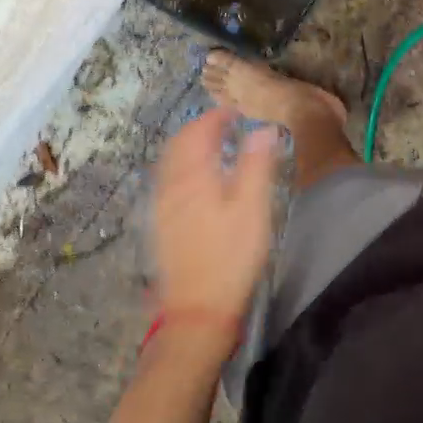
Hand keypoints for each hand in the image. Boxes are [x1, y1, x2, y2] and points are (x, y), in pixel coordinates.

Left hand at [151, 108, 277, 335]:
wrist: (197, 311)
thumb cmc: (231, 257)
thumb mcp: (253, 208)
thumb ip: (257, 164)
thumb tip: (262, 128)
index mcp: (193, 176)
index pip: (199, 132)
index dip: (216, 117)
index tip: (236, 112)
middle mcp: (170, 185)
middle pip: (179, 144)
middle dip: (200, 128)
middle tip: (226, 125)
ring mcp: (161, 207)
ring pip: (170, 163)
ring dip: (190, 147)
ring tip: (214, 147)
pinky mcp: (160, 226)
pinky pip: (167, 181)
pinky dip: (183, 167)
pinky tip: (199, 181)